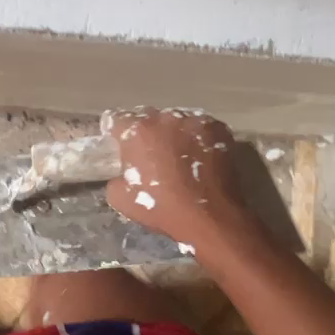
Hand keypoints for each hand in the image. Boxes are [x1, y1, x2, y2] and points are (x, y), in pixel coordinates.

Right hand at [104, 108, 257, 251]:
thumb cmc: (164, 209)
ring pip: (177, 120)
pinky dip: (198, 139)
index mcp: (138, 131)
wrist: (213, 218)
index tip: (119, 144)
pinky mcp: (219, 129)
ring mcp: (195, 121)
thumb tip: (123, 173)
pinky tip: (201, 157)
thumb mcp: (121, 199)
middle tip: (150, 154)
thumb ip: (116, 177)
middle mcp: (166, 118)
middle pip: (149, 117)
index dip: (115, 132)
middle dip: (147, 132)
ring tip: (179, 155)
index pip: (116, 119)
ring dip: (173, 133)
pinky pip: (201, 128)